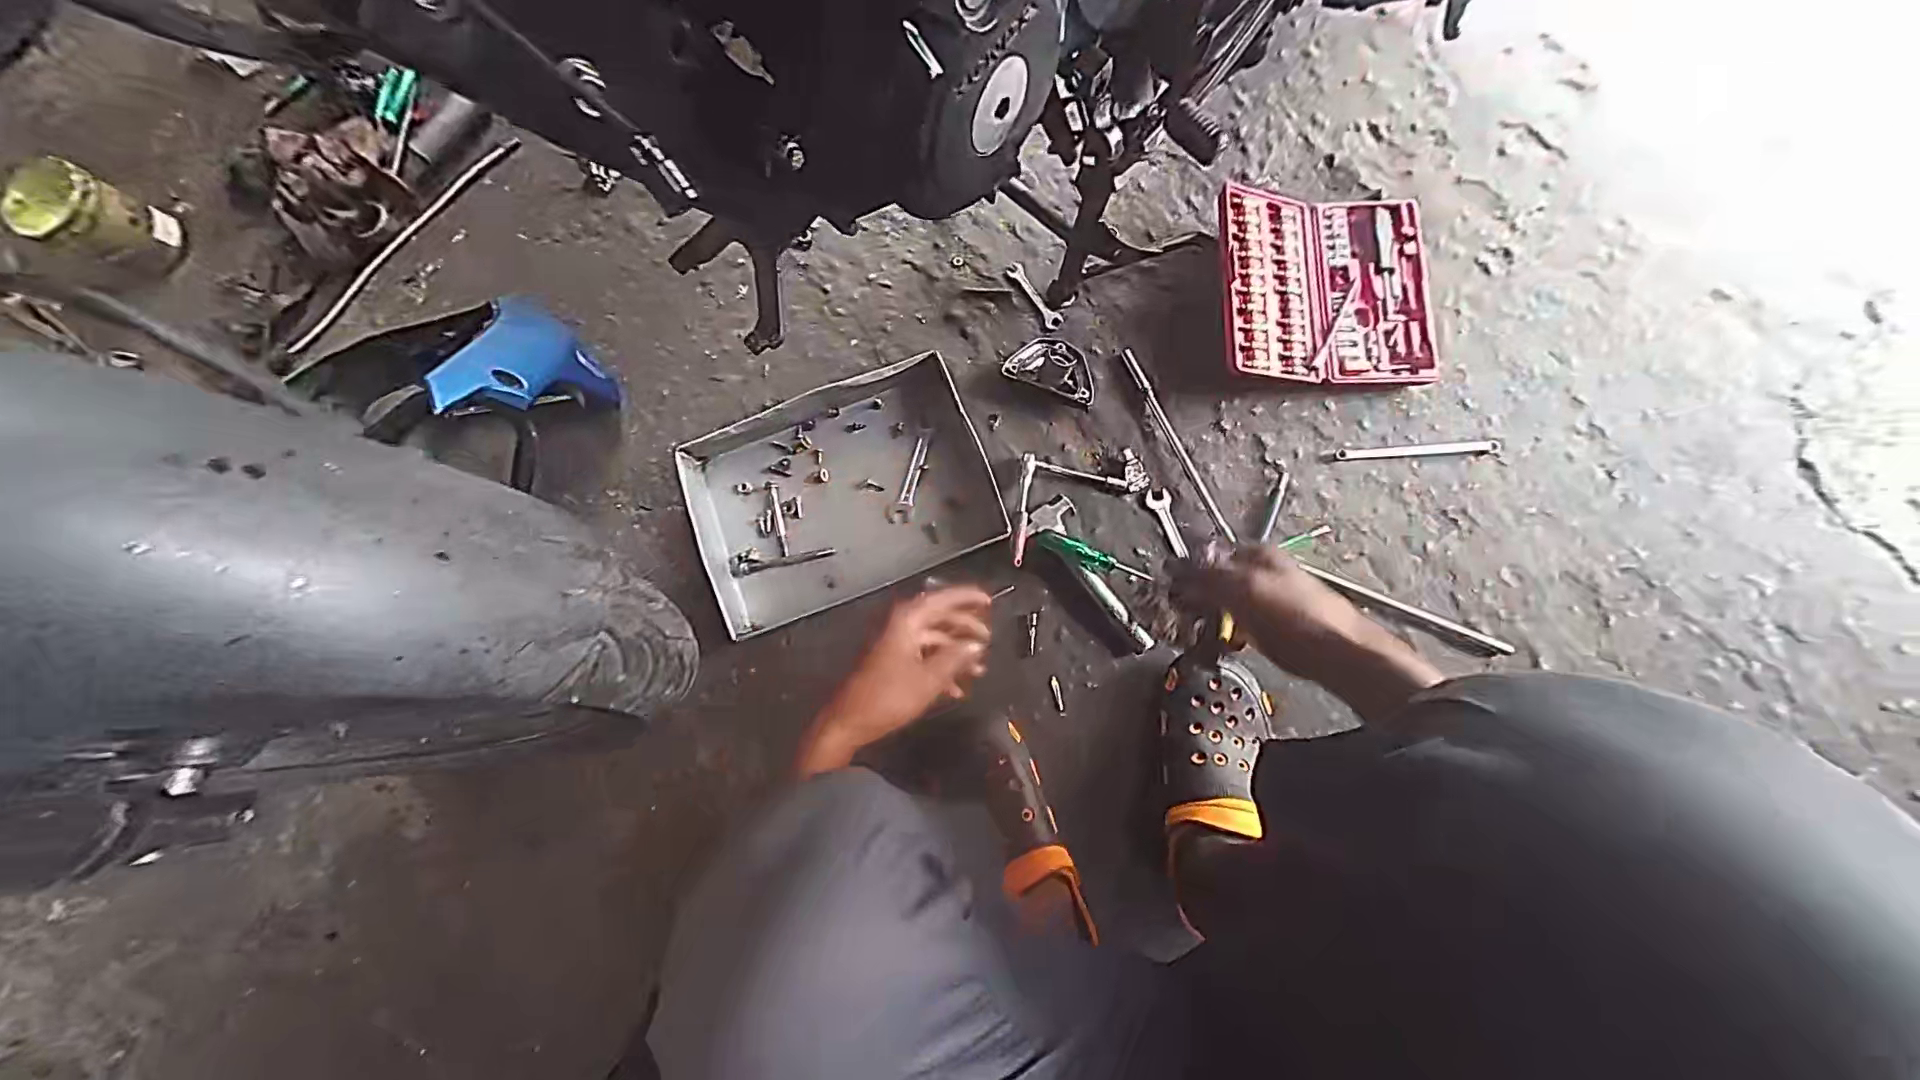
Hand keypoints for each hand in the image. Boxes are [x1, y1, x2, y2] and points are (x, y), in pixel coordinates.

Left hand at [795, 586, 993, 776]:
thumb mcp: (929, 679)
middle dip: (965, 628)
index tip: (987, 600)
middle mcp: (901, 626)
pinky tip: (956, 688)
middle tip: (987, 638)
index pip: (941, 599)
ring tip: (977, 669)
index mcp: (907, 621)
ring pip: (933, 639)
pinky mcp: (892, 662)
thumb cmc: (888, 697)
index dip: (966, 597)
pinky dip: (941, 667)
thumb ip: (955, 658)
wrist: (849, 721)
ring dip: (956, 652)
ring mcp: (895, 644)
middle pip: (939, 618)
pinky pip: (924, 656)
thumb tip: (976, 645)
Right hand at [1173, 543, 1443, 722]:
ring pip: (1225, 603)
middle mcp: (1264, 571)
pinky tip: (1231, 644)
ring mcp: (1270, 597)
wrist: (1342, 656)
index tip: (1169, 591)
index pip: (1206, 554)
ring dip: (1211, 618)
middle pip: (1214, 579)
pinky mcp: (1277, 623)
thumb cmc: (1299, 620)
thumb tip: (1177, 567)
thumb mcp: (1242, 590)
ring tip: (1205, 633)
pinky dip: (1229, 633)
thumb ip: (1207, 576)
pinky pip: (1240, 624)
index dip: (1185, 572)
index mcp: (1256, 554)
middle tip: (1184, 616)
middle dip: (1196, 598)